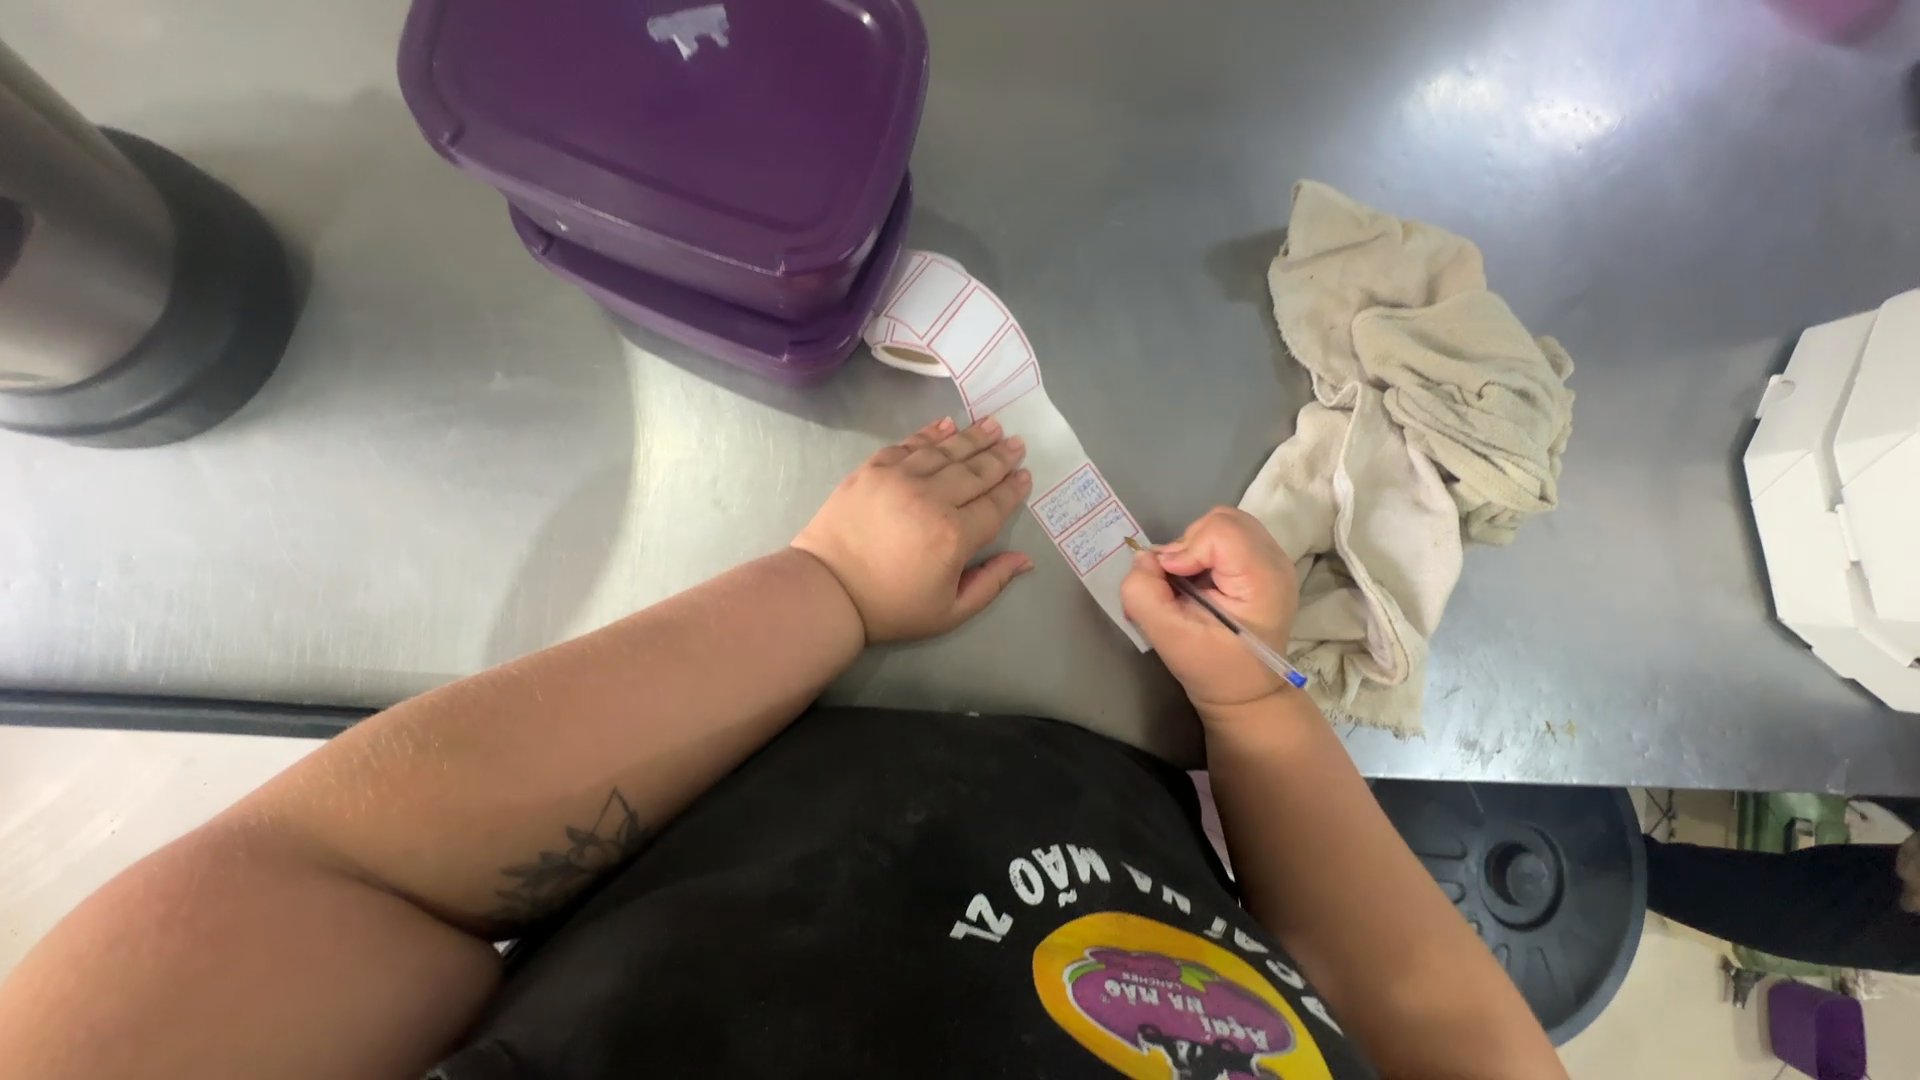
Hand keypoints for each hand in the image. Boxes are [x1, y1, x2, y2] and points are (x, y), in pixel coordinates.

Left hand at [794, 417, 1034, 643]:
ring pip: (945, 451)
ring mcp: (900, 478)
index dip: (1013, 489)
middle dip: (1000, 456)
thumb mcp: (949, 612)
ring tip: (992, 426)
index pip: (994, 504)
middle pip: (975, 471)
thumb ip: (991, 583)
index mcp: (955, 536)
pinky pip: (909, 444)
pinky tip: (947, 426)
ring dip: (972, 437)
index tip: (1026, 474)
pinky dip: (930, 434)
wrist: (827, 591)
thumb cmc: (890, 608)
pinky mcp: (873, 469)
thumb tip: (1025, 559)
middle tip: (1016, 442)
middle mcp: (932, 499)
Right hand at [1121, 507, 1299, 709]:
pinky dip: (1202, 548)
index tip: (1173, 581)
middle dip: (1188, 544)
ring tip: (1186, 579)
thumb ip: (1144, 595)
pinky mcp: (1261, 561)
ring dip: (1194, 545)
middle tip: (1177, 580)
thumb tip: (1144, 559)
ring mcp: (1272, 559)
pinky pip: (1226, 535)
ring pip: (1223, 522)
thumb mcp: (1169, 639)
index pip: (1220, 532)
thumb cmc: (1213, 669)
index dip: (1186, 550)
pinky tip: (1198, 579)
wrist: (1246, 692)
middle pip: (1223, 520)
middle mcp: (1275, 561)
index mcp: (1263, 580)